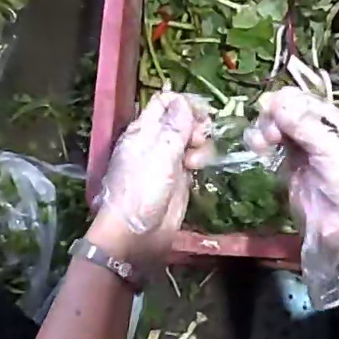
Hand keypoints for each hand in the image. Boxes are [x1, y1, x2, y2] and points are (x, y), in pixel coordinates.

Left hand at [93, 92, 212, 260]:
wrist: (136, 236)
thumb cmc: (140, 193)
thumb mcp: (158, 156)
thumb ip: (174, 128)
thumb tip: (184, 102)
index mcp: (143, 131)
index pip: (164, 103)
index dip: (184, 102)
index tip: (202, 112)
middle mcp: (155, 141)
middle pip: (182, 119)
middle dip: (197, 123)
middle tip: (200, 137)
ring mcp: (168, 160)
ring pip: (191, 139)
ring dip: (200, 144)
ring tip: (196, 160)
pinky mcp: (179, 178)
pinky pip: (195, 158)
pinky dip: (200, 159)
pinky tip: (198, 169)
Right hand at [245, 88, 338, 284]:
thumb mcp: (333, 149)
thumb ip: (304, 126)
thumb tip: (276, 102)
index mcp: (334, 122)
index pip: (300, 101)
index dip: (283, 104)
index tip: (274, 116)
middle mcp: (317, 133)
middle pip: (284, 113)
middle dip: (270, 118)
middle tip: (270, 136)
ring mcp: (303, 153)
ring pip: (275, 130)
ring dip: (263, 131)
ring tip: (261, 144)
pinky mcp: (292, 173)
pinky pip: (273, 151)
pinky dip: (262, 146)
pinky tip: (259, 151)